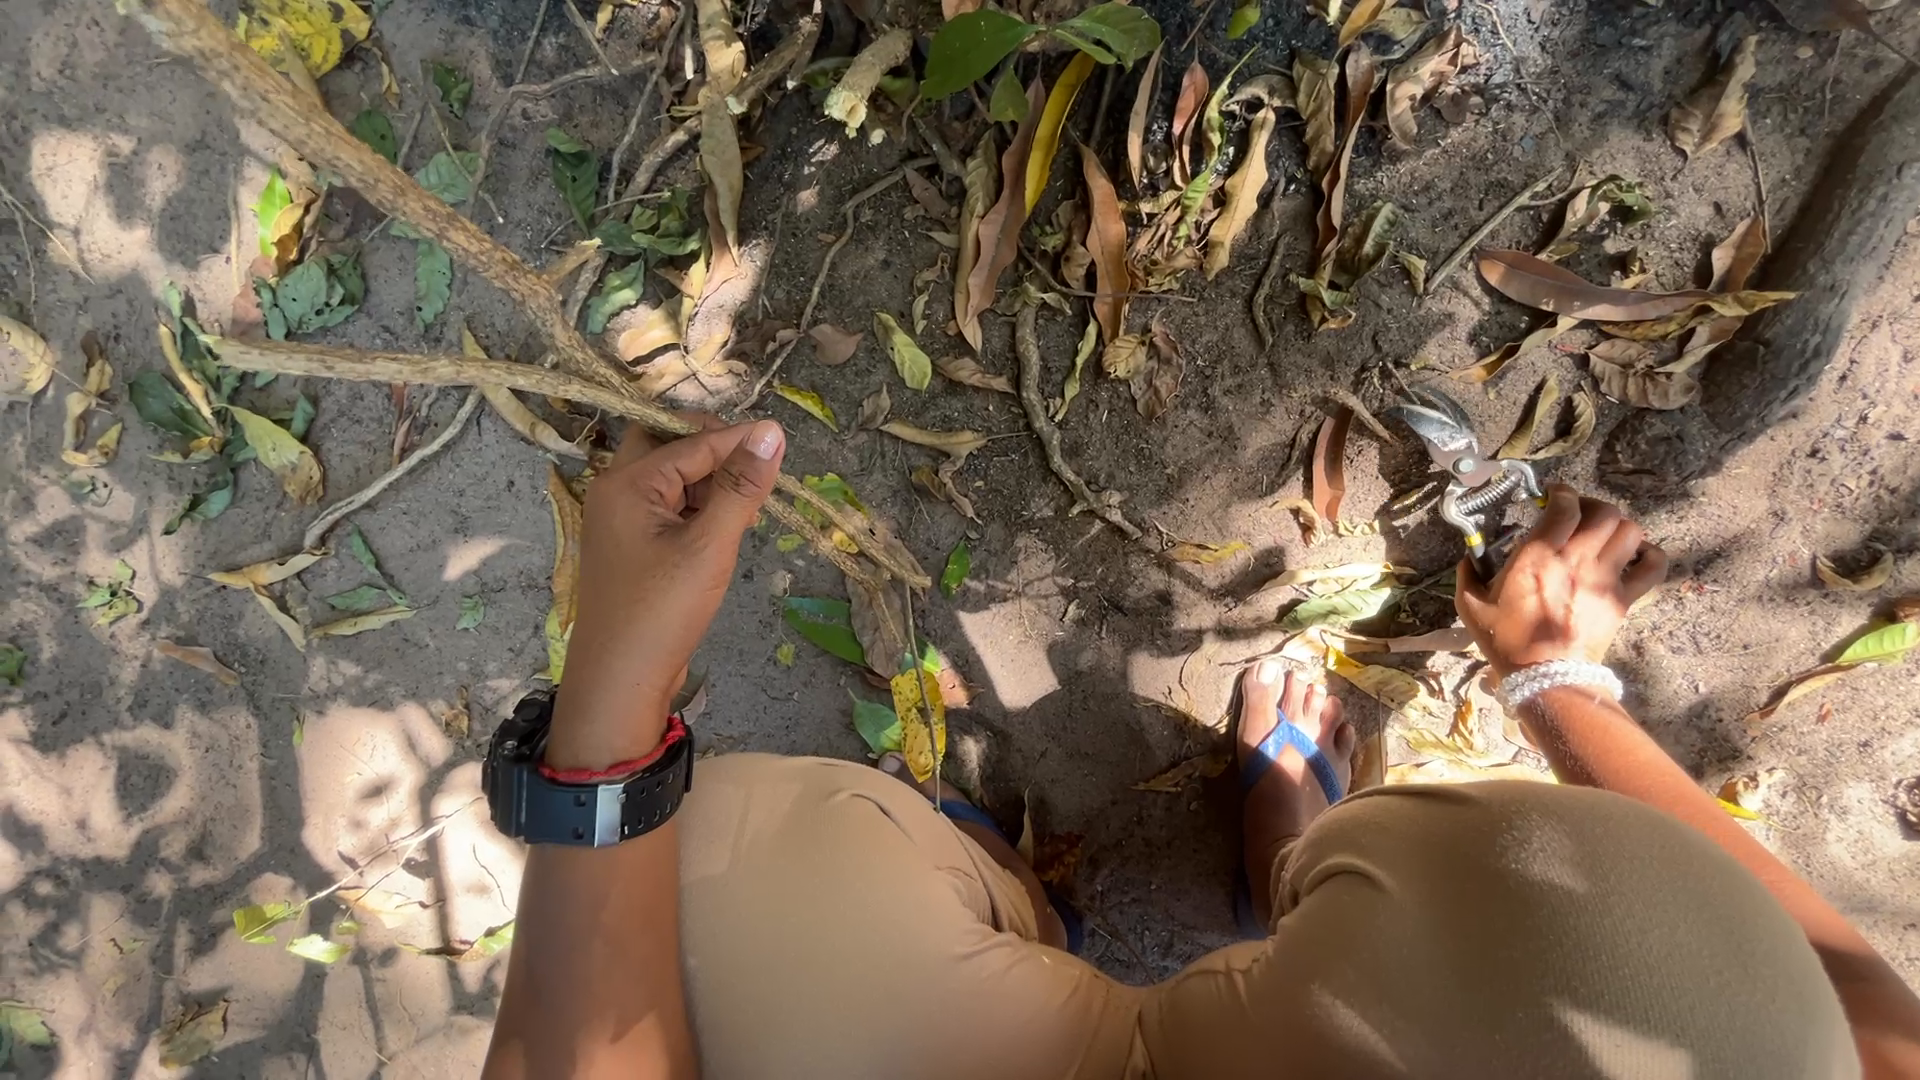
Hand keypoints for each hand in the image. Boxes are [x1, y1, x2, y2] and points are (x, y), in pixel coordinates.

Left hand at [546, 417, 785, 769]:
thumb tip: (771, 431)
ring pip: (671, 477)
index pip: (693, 441)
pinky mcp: (633, 544)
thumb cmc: (663, 610)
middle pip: (670, 446)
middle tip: (754, 474)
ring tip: (746, 507)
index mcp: (628, 482)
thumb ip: (742, 486)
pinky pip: (668, 506)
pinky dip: (699, 507)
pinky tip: (726, 527)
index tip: (782, 442)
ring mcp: (621, 518)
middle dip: (716, 453)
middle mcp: (616, 490)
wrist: (620, 680)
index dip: (739, 440)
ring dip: (710, 482)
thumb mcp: (710, 545)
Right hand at [1454, 484, 1666, 679]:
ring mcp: (1607, 578)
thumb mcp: (1469, 603)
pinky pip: (1654, 564)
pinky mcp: (1626, 597)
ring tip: (1599, 531)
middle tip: (1575, 510)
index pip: (1563, 507)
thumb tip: (1470, 555)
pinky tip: (1632, 554)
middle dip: (1590, 504)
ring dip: (1616, 524)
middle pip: (1605, 512)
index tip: (1551, 494)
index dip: (1560, 493)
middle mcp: (1577, 560)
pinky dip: (1648, 553)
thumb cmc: (1504, 638)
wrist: (1545, 674)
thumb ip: (1468, 572)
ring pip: (1631, 530)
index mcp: (1537, 557)